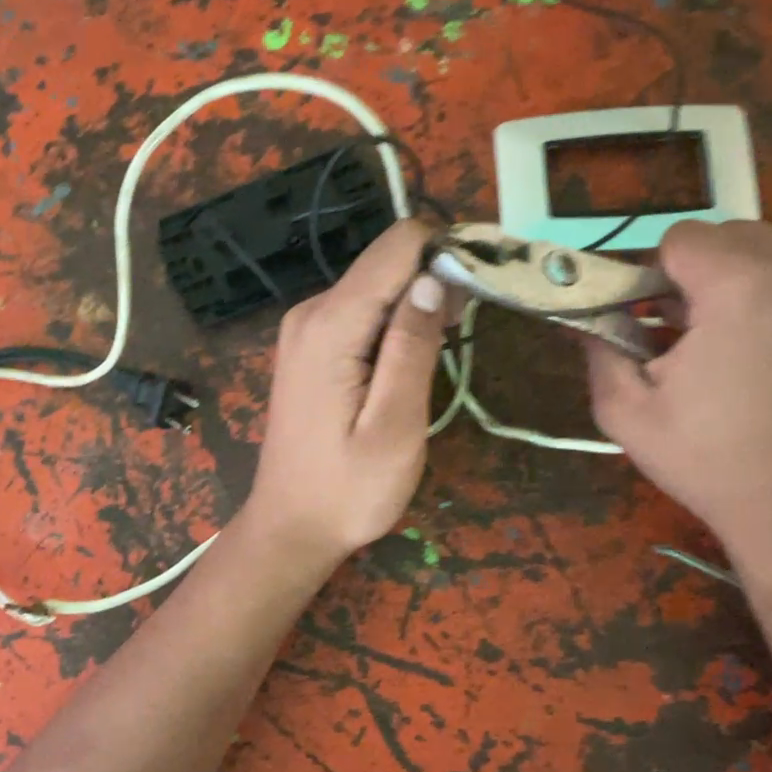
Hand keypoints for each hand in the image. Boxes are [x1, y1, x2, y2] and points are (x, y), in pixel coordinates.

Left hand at [240, 221, 449, 564]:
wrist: (290, 527)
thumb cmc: (347, 491)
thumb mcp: (394, 427)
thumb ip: (412, 348)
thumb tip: (436, 277)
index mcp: (329, 325)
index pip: (398, 245)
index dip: (448, 255)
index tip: (481, 293)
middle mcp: (311, 312)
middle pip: (388, 263)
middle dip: (434, 285)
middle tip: (458, 342)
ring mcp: (305, 329)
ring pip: (378, 287)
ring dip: (416, 311)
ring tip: (435, 364)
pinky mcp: (310, 347)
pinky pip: (361, 314)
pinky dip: (393, 328)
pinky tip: (405, 369)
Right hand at [583, 221, 771, 571]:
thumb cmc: (713, 463)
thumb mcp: (627, 414)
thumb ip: (600, 351)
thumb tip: (592, 320)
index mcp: (743, 284)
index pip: (682, 238)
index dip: (652, 277)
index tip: (648, 322)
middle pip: (734, 235)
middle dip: (701, 275)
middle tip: (687, 337)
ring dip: (748, 284)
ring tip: (738, 350)